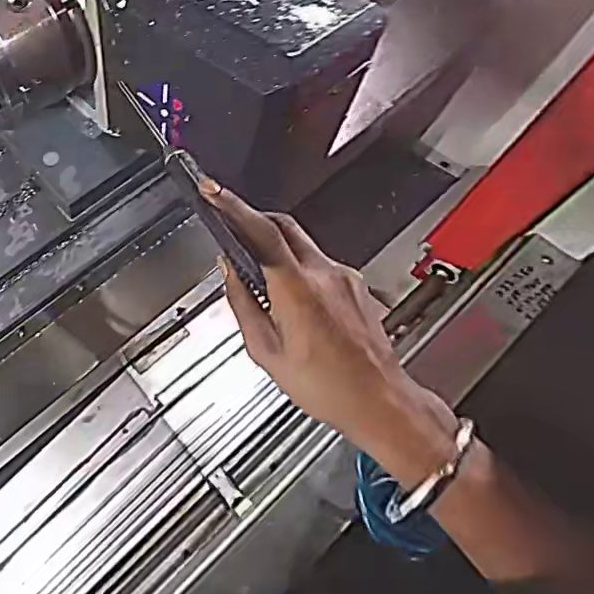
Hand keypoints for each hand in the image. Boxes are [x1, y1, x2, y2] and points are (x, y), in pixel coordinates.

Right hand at [202, 180, 459, 486]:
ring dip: (276, 248)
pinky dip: (298, 267)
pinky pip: (319, 263)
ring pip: (302, 244)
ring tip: (260, 277)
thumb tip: (229, 274)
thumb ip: (243, 304)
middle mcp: (325, 275)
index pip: (260, 232)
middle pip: (283, 224)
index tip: (214, 192)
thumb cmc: (329, 388)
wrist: (380, 401)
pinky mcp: (356, 285)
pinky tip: (291, 296)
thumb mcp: (267, 352)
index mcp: (297, 291)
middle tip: (230, 223)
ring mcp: (344, 278)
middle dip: (252, 218)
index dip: (232, 206)